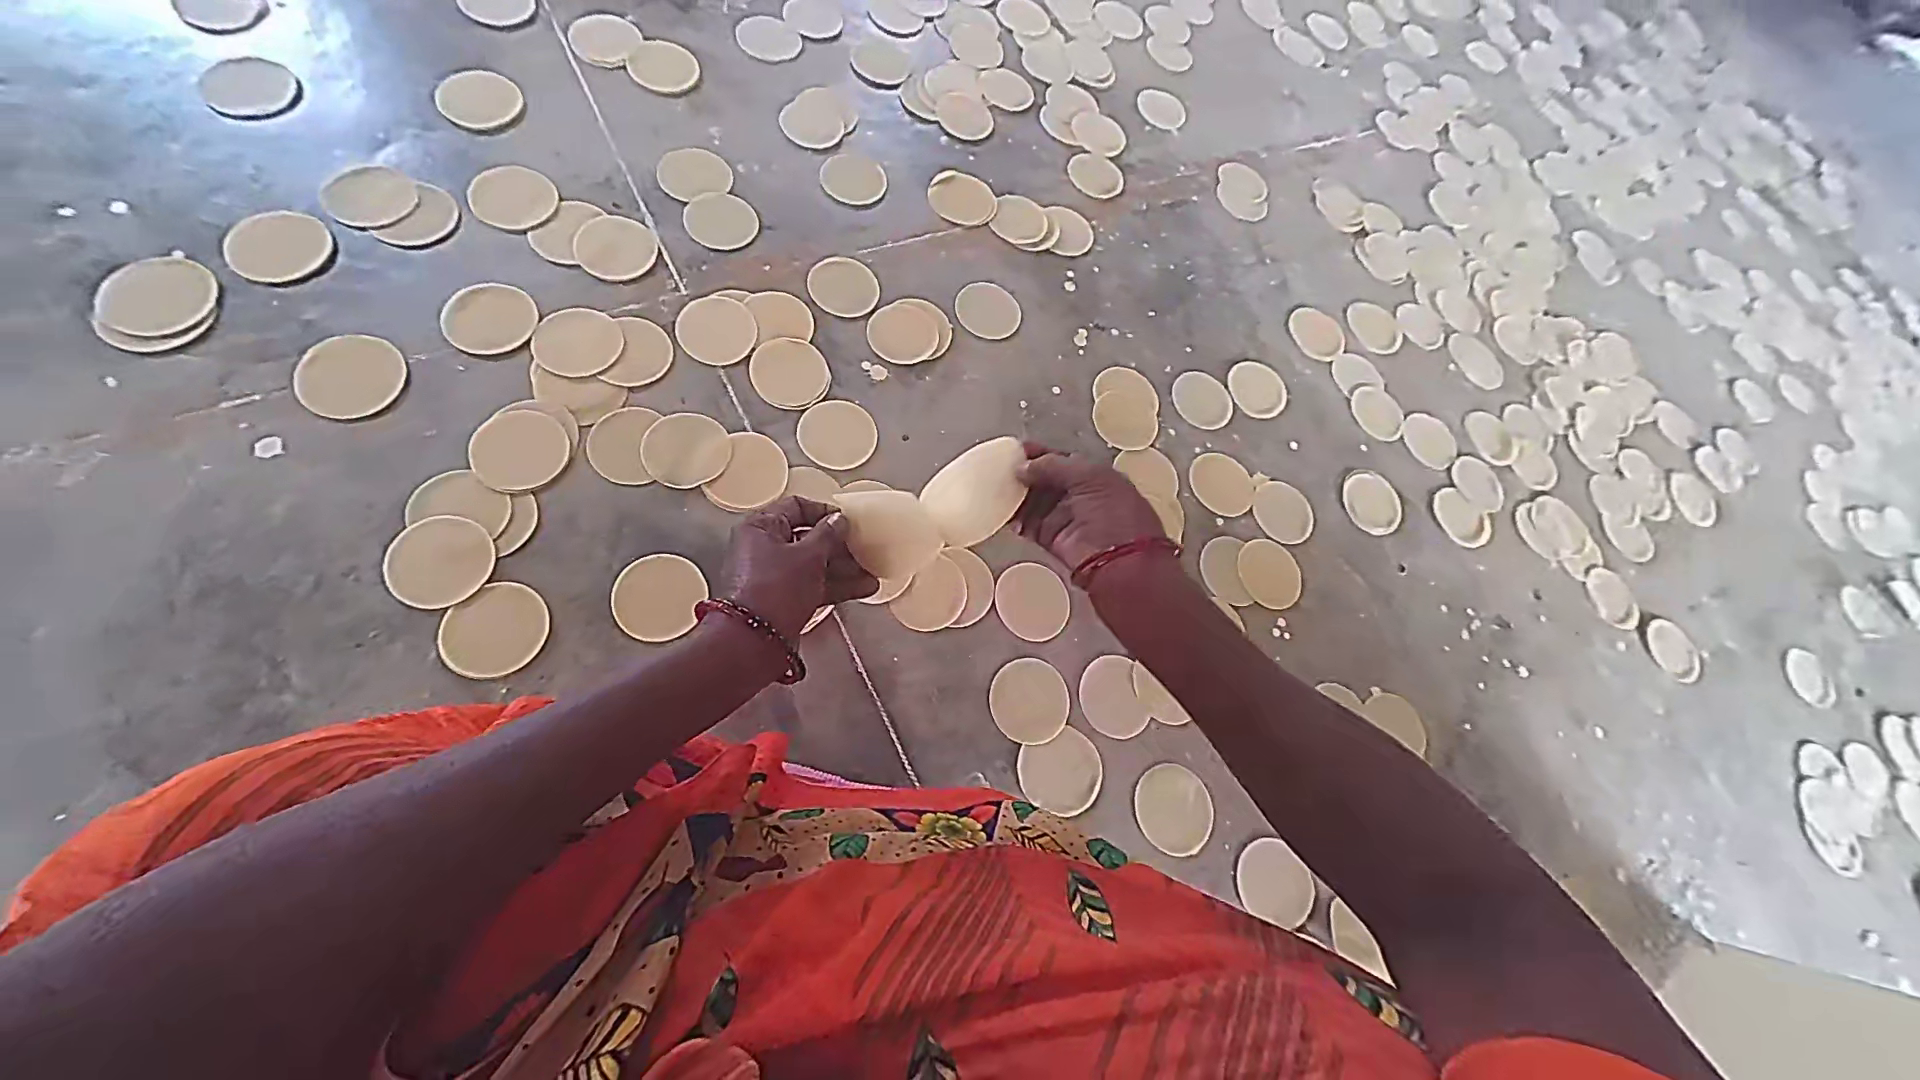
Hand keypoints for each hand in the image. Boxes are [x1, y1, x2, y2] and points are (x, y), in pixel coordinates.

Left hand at [721, 497, 877, 637]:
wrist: (756, 641)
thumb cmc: (774, 589)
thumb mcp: (808, 555)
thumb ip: (828, 534)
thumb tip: (839, 521)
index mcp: (761, 528)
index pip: (796, 507)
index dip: (824, 511)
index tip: (847, 520)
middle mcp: (764, 548)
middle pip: (808, 538)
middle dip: (839, 545)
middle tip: (863, 547)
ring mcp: (774, 575)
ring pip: (815, 564)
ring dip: (844, 568)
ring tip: (871, 572)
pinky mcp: (784, 599)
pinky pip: (814, 585)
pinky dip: (837, 586)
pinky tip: (863, 588)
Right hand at [1013, 442, 1167, 571]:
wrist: (1119, 559)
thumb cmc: (1112, 511)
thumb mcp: (1088, 477)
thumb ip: (1053, 466)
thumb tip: (1022, 468)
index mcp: (1092, 476)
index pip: (1059, 460)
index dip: (1038, 455)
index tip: (1015, 451)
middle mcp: (1076, 495)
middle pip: (1043, 480)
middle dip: (1022, 474)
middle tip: (998, 470)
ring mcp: (1063, 517)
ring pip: (1032, 502)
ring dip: (1015, 496)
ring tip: (995, 488)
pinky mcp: (1051, 538)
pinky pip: (1028, 524)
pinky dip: (1015, 519)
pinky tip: (1002, 512)